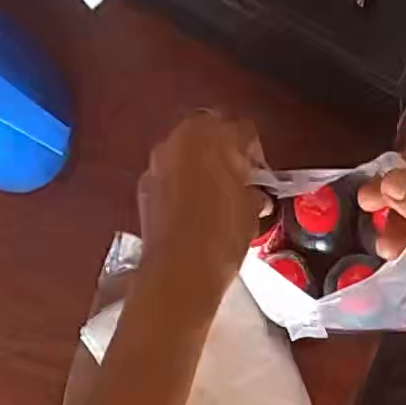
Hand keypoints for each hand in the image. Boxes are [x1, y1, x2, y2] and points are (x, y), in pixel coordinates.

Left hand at [138, 112, 267, 286]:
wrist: (181, 272)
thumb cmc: (222, 238)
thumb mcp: (250, 214)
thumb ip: (253, 194)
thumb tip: (252, 196)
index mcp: (215, 135)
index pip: (244, 132)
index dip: (257, 156)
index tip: (260, 178)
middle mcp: (181, 138)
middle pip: (210, 135)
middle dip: (225, 156)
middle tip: (239, 185)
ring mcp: (158, 161)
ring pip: (185, 156)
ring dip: (201, 171)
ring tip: (216, 202)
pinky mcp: (144, 186)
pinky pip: (169, 179)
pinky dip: (180, 189)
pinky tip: (193, 215)